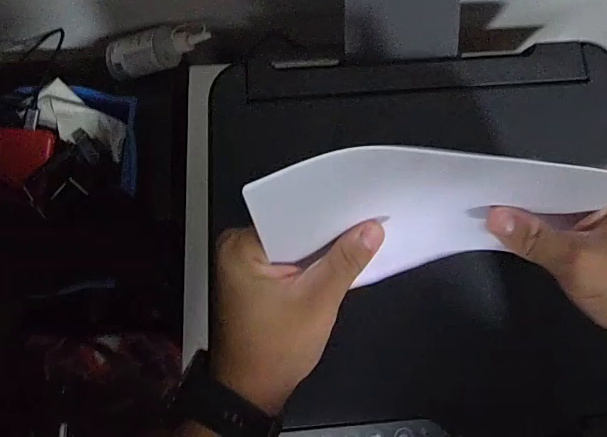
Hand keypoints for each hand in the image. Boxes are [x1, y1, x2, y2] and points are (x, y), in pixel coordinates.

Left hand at [208, 220, 383, 413]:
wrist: (251, 393)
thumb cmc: (268, 356)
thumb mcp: (316, 304)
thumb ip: (345, 262)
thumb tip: (368, 232)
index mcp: (241, 246)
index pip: (292, 214)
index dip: (328, 213)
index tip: (356, 215)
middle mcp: (239, 248)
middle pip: (295, 226)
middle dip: (326, 233)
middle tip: (359, 233)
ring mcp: (246, 262)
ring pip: (296, 241)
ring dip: (320, 249)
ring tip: (347, 253)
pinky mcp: (257, 274)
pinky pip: (291, 255)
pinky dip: (311, 262)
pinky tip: (329, 270)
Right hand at [487, 192, 606, 338]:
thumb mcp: (576, 263)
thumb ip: (534, 239)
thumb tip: (492, 216)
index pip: (555, 176)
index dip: (521, 182)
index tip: (487, 187)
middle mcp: (604, 191)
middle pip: (553, 192)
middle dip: (523, 201)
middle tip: (482, 202)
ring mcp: (601, 213)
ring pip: (555, 210)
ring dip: (531, 218)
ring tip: (491, 217)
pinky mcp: (595, 235)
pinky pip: (561, 226)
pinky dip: (542, 233)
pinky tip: (517, 237)